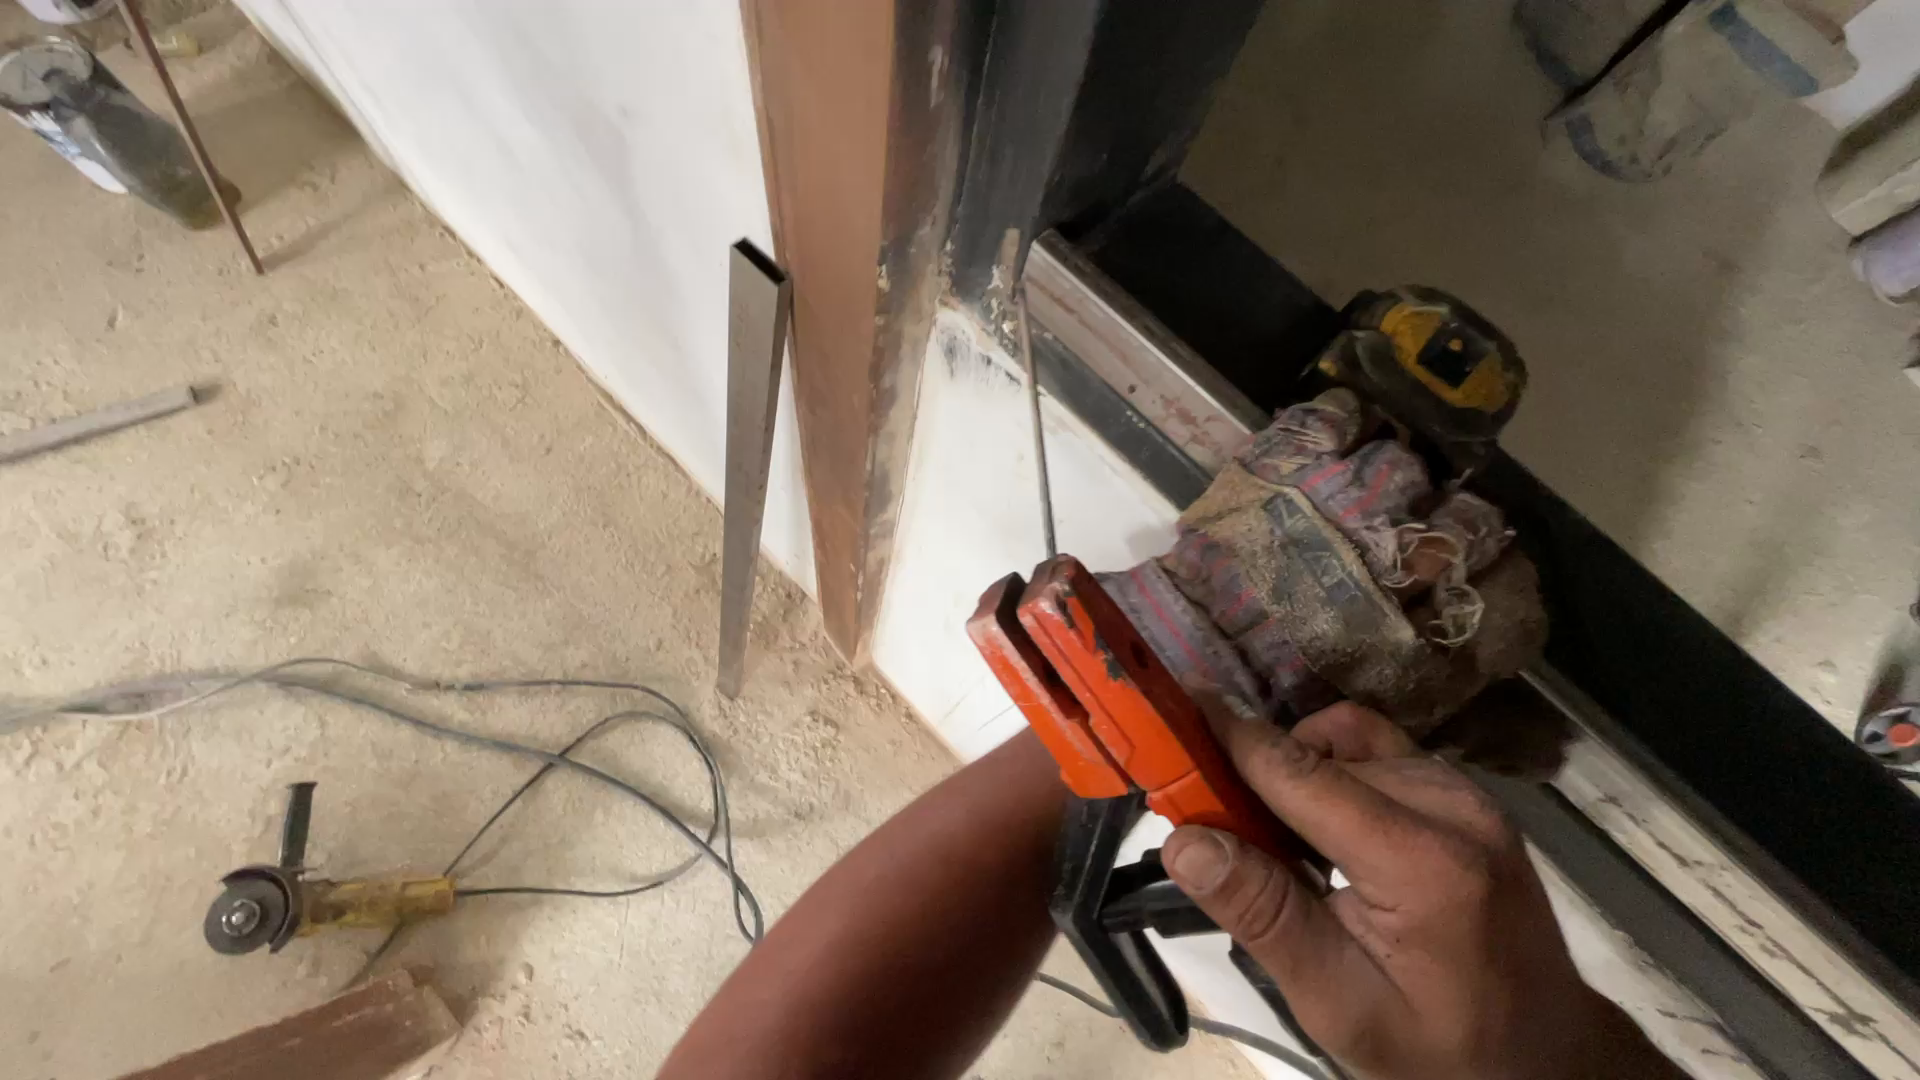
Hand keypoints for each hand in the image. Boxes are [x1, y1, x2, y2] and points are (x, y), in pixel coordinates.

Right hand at [1160, 703, 1680, 1079]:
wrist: (1546, 1056)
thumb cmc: (1438, 1044)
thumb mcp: (1337, 1002)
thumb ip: (1263, 915)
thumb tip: (1184, 842)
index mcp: (1423, 860)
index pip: (1298, 771)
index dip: (1229, 737)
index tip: (1173, 710)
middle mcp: (1449, 804)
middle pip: (1315, 752)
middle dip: (1252, 769)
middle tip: (1212, 817)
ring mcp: (1462, 790)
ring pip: (1342, 739)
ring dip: (1291, 765)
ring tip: (1272, 829)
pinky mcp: (1462, 790)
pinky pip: (1373, 745)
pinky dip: (1328, 763)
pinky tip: (1319, 817)